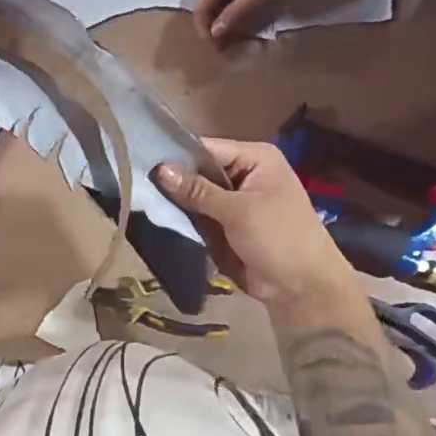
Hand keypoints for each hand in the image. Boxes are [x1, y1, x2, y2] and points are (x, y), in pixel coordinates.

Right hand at [152, 139, 355, 316]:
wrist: (301, 287)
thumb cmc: (279, 238)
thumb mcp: (238, 211)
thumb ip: (197, 191)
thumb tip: (159, 169)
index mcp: (255, 159)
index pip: (206, 149)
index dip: (175, 156)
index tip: (140, 164)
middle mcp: (242, 174)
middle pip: (196, 170)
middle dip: (170, 180)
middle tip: (134, 185)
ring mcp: (231, 200)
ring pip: (191, 194)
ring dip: (172, 202)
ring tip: (139, 202)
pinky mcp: (222, 223)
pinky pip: (194, 215)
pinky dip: (179, 218)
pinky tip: (154, 217)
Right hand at [190, 0, 332, 41]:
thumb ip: (238, 10)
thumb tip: (214, 33)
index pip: (201, 6)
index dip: (205, 29)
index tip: (216, 47)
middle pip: (206, 2)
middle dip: (214, 24)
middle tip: (227, 44)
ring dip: (221, 15)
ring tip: (233, 31)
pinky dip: (227, 4)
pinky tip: (238, 13)